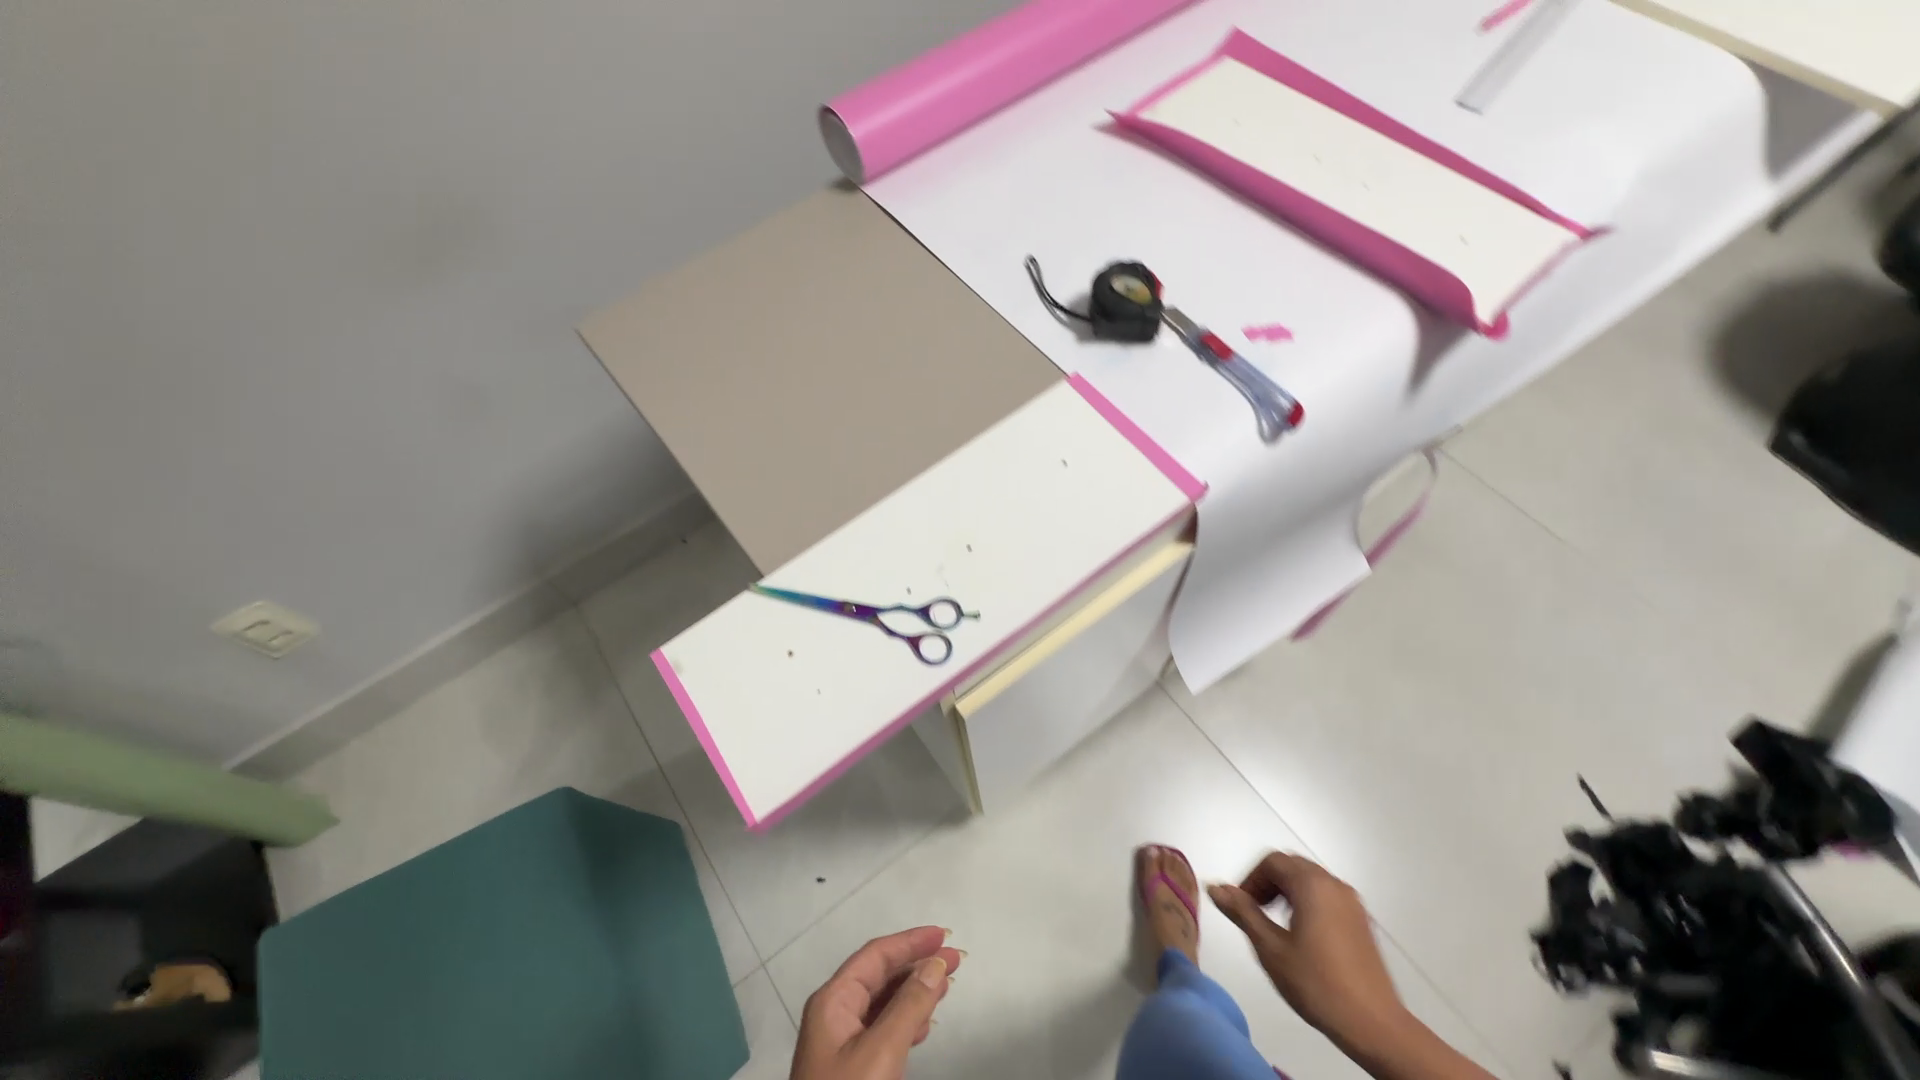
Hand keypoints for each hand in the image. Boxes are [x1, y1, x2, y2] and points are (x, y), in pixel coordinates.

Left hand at [790, 926, 962, 1079]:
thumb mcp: (882, 1049)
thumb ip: (910, 1005)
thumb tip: (936, 964)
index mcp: (833, 1000)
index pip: (875, 956)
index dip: (910, 941)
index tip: (944, 935)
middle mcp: (835, 1013)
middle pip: (880, 975)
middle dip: (918, 962)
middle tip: (957, 958)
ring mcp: (842, 1041)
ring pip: (884, 1002)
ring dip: (916, 989)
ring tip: (949, 983)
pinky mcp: (852, 1066)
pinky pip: (883, 1027)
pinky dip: (909, 1018)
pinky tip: (927, 1022)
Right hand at [1208, 853, 1413, 1057]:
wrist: (1372, 1023)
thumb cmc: (1315, 983)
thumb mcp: (1269, 948)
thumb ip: (1242, 912)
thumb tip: (1215, 887)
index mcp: (1312, 885)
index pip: (1272, 861)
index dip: (1251, 880)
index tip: (1241, 908)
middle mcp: (1334, 885)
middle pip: (1292, 866)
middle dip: (1268, 883)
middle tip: (1254, 914)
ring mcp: (1352, 902)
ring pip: (1311, 881)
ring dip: (1287, 892)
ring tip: (1275, 928)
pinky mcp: (1362, 921)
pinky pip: (1327, 896)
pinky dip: (1307, 903)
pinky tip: (1303, 937)